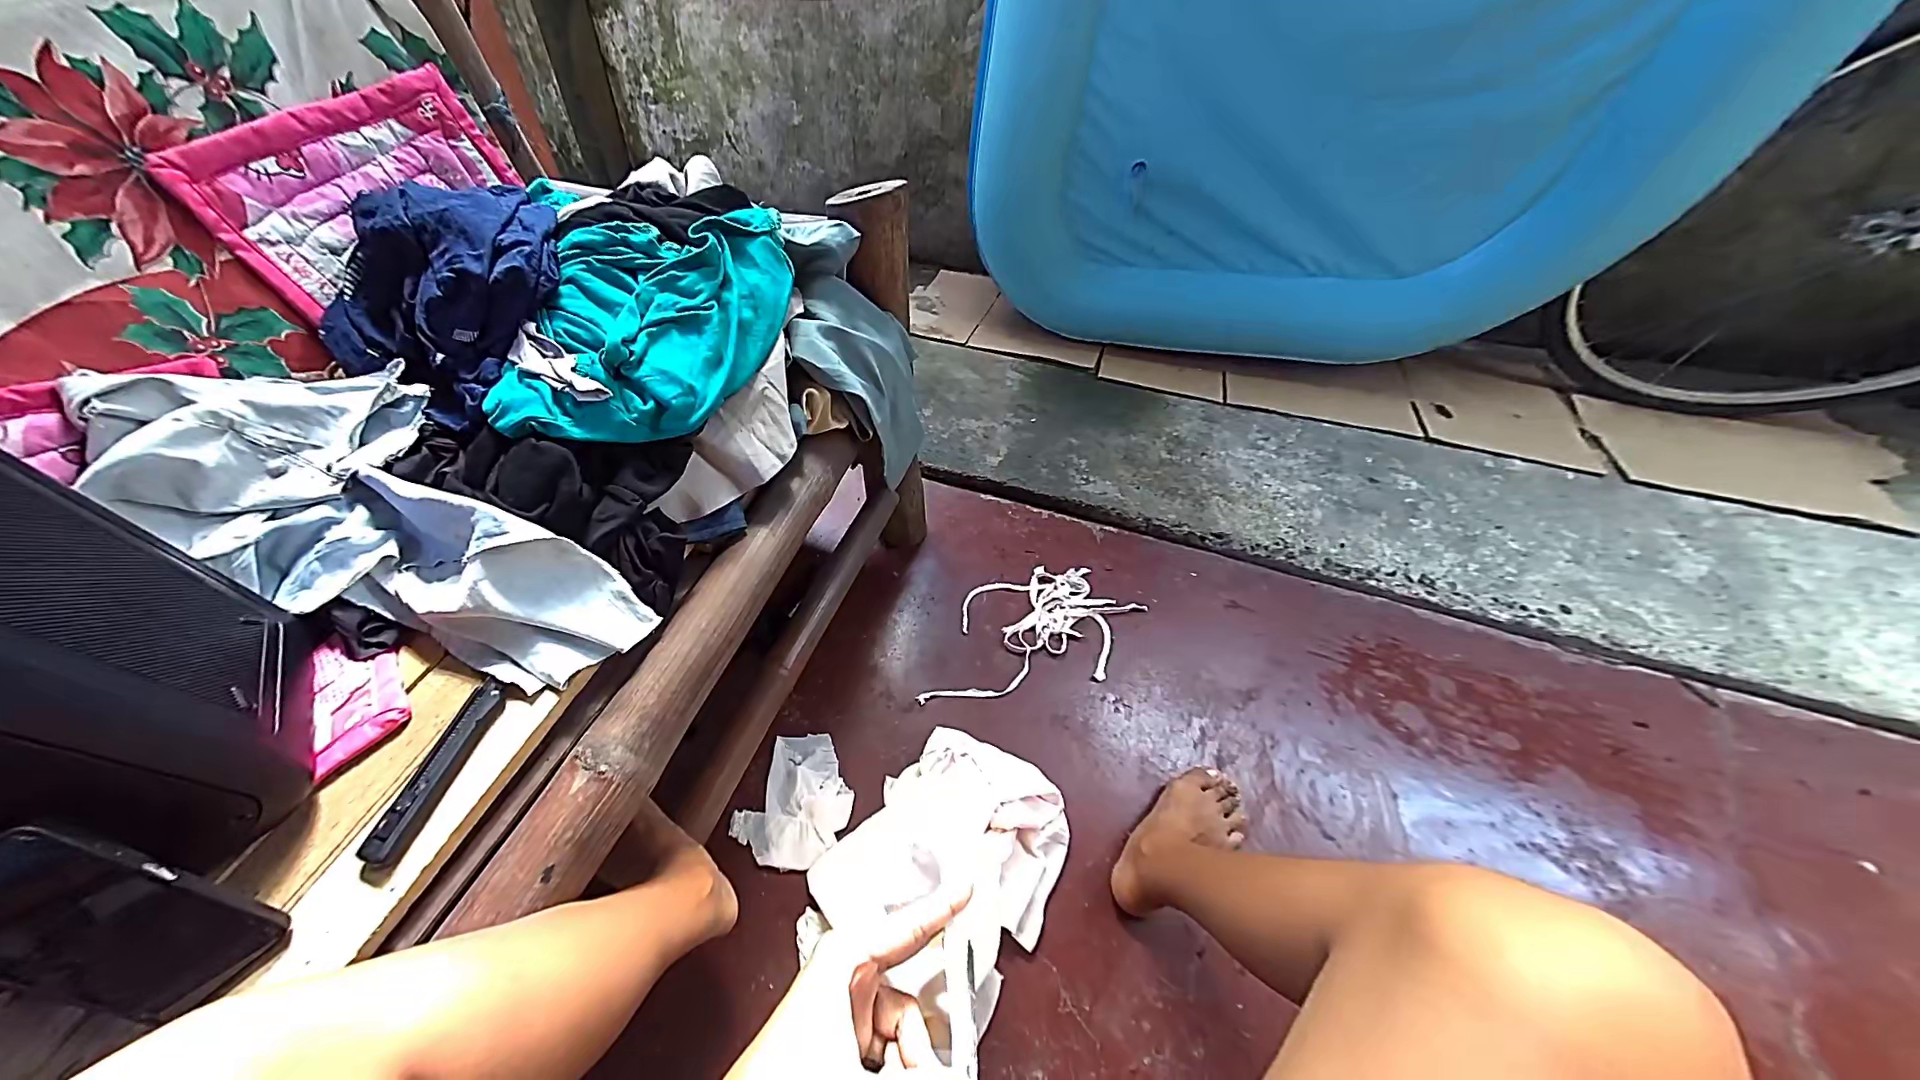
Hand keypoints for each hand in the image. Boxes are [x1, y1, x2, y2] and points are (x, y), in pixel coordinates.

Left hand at [728, 883, 972, 1076]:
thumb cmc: (779, 1073)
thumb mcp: (859, 1064)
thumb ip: (914, 1062)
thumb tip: (946, 1066)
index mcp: (844, 957)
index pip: (904, 924)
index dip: (940, 906)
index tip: (964, 888)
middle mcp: (842, 977)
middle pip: (907, 993)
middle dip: (920, 1034)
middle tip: (925, 1065)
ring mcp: (837, 1009)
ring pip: (896, 1023)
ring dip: (903, 1055)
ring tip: (895, 1074)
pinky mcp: (831, 1038)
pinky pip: (879, 1041)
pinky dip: (887, 1061)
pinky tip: (878, 1074)